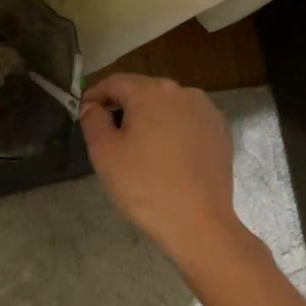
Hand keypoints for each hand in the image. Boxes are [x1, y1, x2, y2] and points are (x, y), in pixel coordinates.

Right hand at [80, 74, 248, 261]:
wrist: (198, 223)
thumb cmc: (144, 186)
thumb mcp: (104, 153)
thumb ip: (93, 120)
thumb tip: (93, 106)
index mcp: (152, 92)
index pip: (115, 82)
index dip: (95, 95)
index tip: (84, 114)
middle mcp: (183, 92)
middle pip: (143, 91)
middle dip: (123, 107)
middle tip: (108, 134)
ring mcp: (207, 111)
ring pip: (167, 107)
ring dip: (149, 119)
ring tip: (138, 148)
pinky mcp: (221, 132)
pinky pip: (187, 122)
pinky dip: (172, 131)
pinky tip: (166, 157)